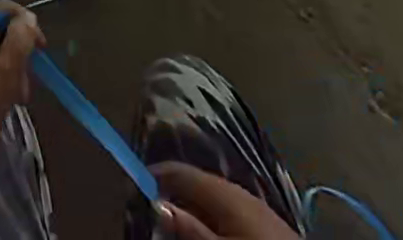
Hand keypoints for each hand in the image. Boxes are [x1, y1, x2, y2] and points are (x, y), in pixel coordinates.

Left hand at [0, 0, 42, 158]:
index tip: (41, 50)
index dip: (27, 25)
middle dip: (16, 55)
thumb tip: (29, 16)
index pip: (4, 8)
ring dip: (8, 70)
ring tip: (14, 98)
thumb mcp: (8, 70)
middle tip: (24, 85)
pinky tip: (0, 99)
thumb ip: (21, 39)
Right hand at [151, 164, 301, 239]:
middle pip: (195, 183)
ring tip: (177, 224)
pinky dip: (211, 219)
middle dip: (173, 193)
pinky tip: (207, 232)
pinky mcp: (268, 226)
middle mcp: (238, 190)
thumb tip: (156, 203)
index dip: (154, 176)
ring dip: (192, 208)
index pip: (179, 170)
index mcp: (224, 191)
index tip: (134, 186)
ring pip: (212, 199)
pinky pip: (229, 213)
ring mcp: (257, 207)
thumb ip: (188, 227)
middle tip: (152, 210)